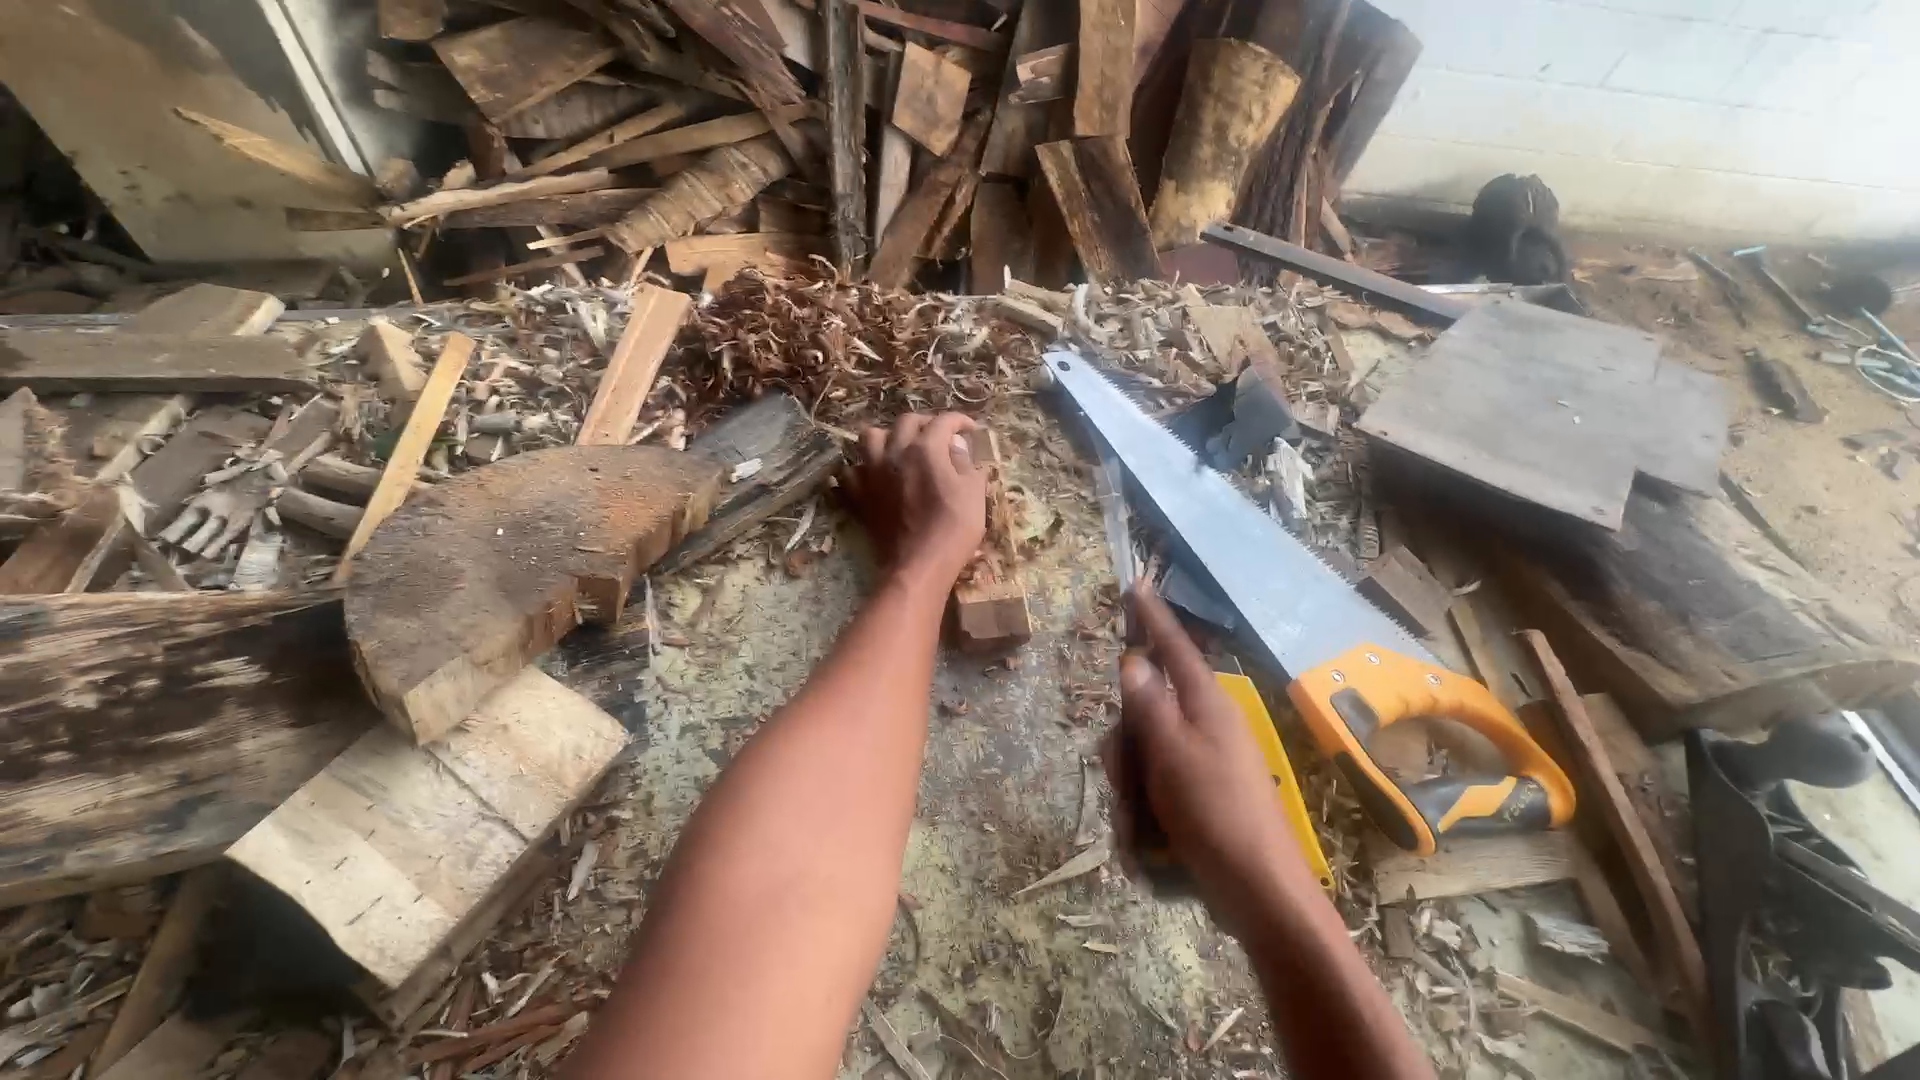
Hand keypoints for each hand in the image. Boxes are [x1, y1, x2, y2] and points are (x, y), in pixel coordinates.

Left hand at [844, 413, 986, 590]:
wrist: (917, 565)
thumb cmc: (952, 529)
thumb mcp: (974, 494)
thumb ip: (966, 463)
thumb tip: (957, 445)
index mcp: (925, 449)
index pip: (944, 421)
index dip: (960, 420)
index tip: (970, 429)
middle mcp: (894, 453)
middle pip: (906, 422)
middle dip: (926, 423)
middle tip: (939, 436)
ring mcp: (872, 473)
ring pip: (870, 437)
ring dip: (886, 436)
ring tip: (899, 448)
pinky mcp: (858, 496)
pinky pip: (850, 472)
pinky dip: (860, 469)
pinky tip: (872, 475)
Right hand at [1103, 582, 1315, 936]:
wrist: (1259, 891)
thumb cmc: (1215, 814)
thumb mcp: (1171, 754)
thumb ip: (1149, 706)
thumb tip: (1134, 660)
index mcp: (1206, 705)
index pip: (1173, 647)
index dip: (1152, 617)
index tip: (1136, 584)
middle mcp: (1205, 725)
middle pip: (1144, 712)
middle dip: (1124, 748)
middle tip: (1126, 782)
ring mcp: (1203, 762)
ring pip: (1143, 754)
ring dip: (1131, 790)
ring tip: (1141, 828)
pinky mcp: (1199, 795)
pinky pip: (1156, 787)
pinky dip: (1145, 813)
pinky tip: (1149, 846)